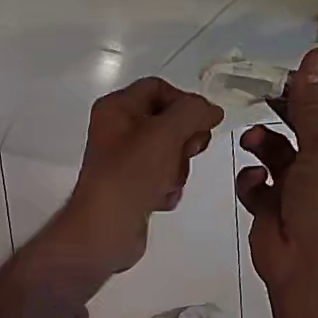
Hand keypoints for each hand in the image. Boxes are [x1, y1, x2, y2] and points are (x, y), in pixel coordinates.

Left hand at [53, 76, 222, 274]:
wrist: (106, 229)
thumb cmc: (130, 176)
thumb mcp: (166, 133)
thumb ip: (194, 112)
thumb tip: (211, 110)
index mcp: (117, 108)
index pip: (160, 88)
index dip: (185, 103)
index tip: (204, 122)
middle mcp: (118, 130)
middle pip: (169, 122)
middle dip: (184, 140)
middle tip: (186, 153)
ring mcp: (125, 161)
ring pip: (170, 152)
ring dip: (177, 168)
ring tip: (165, 182)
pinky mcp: (133, 187)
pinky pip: (163, 177)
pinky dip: (167, 188)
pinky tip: (158, 198)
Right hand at [236, 47, 317, 288]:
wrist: (305, 265)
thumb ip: (312, 103)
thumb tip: (317, 56)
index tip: (297, 75)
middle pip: (304, 127)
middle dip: (285, 114)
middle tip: (266, 95)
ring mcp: (298, 188)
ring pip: (276, 152)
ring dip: (263, 144)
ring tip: (251, 142)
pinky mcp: (271, 206)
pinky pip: (256, 182)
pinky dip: (252, 181)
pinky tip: (254, 185)